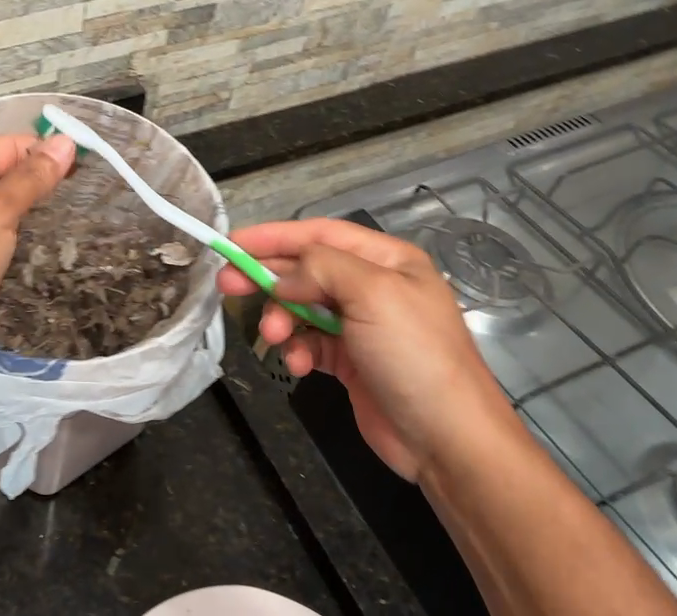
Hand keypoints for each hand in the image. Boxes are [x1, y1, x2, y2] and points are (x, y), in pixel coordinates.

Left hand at [0, 132, 75, 374]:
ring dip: (30, 214)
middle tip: (85, 193)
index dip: (45, 152)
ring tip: (73, 219)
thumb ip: (34, 176)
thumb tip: (66, 141)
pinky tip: (45, 247)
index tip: (86, 166)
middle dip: (39, 183)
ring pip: (1, 208)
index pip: (7, 145)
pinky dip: (17, 240)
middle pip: (4, 174)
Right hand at [218, 219, 519, 482]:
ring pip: (301, 307)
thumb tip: (282, 279)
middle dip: (267, 277)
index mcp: (386, 260)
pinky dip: (298, 351)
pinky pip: (309, 343)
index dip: (273, 236)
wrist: (449, 441)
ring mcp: (362, 325)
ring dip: (281, 319)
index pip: (319, 234)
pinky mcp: (351, 361)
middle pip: (305, 270)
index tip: (231, 243)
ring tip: (274, 338)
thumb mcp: (373, 294)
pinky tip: (300, 366)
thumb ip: (320, 268)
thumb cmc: (415, 355)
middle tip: (227, 286)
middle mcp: (373, 286)